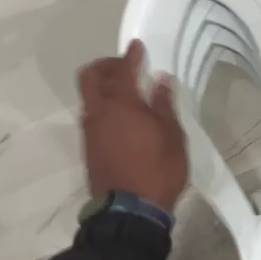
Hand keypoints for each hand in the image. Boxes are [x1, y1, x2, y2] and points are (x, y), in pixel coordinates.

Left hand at [78, 40, 187, 208]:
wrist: (130, 212)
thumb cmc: (157, 171)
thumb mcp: (172, 137)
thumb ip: (164, 106)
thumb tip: (161, 81)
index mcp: (122, 104)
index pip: (122, 70)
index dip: (130, 55)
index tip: (137, 47)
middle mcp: (99, 112)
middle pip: (91, 76)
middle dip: (106, 65)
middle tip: (126, 67)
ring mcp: (90, 130)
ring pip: (89, 96)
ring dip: (103, 87)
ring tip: (127, 93)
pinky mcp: (88, 147)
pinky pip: (92, 115)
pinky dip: (103, 106)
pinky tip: (122, 117)